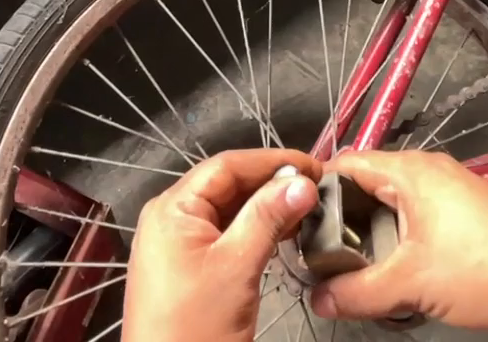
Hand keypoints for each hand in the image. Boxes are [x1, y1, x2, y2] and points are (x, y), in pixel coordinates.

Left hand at [122, 148, 321, 341]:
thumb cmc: (196, 328)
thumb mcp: (236, 268)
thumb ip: (268, 217)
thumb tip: (303, 181)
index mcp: (172, 207)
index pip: (227, 166)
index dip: (271, 161)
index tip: (313, 166)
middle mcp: (172, 217)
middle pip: (228, 185)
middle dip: (271, 183)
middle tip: (316, 186)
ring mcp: (179, 244)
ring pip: (230, 210)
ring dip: (267, 207)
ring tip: (307, 207)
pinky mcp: (190, 269)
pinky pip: (226, 235)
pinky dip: (255, 230)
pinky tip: (284, 232)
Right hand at [310, 150, 487, 330]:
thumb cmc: (480, 271)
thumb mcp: (410, 284)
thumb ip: (358, 292)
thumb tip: (319, 299)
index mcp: (409, 170)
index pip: (348, 162)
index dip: (321, 189)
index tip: (303, 221)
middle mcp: (427, 166)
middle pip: (370, 178)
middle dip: (346, 214)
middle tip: (329, 250)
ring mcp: (449, 182)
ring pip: (394, 195)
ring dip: (375, 225)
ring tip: (362, 262)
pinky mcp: (465, 202)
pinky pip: (418, 205)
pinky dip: (401, 228)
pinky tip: (402, 262)